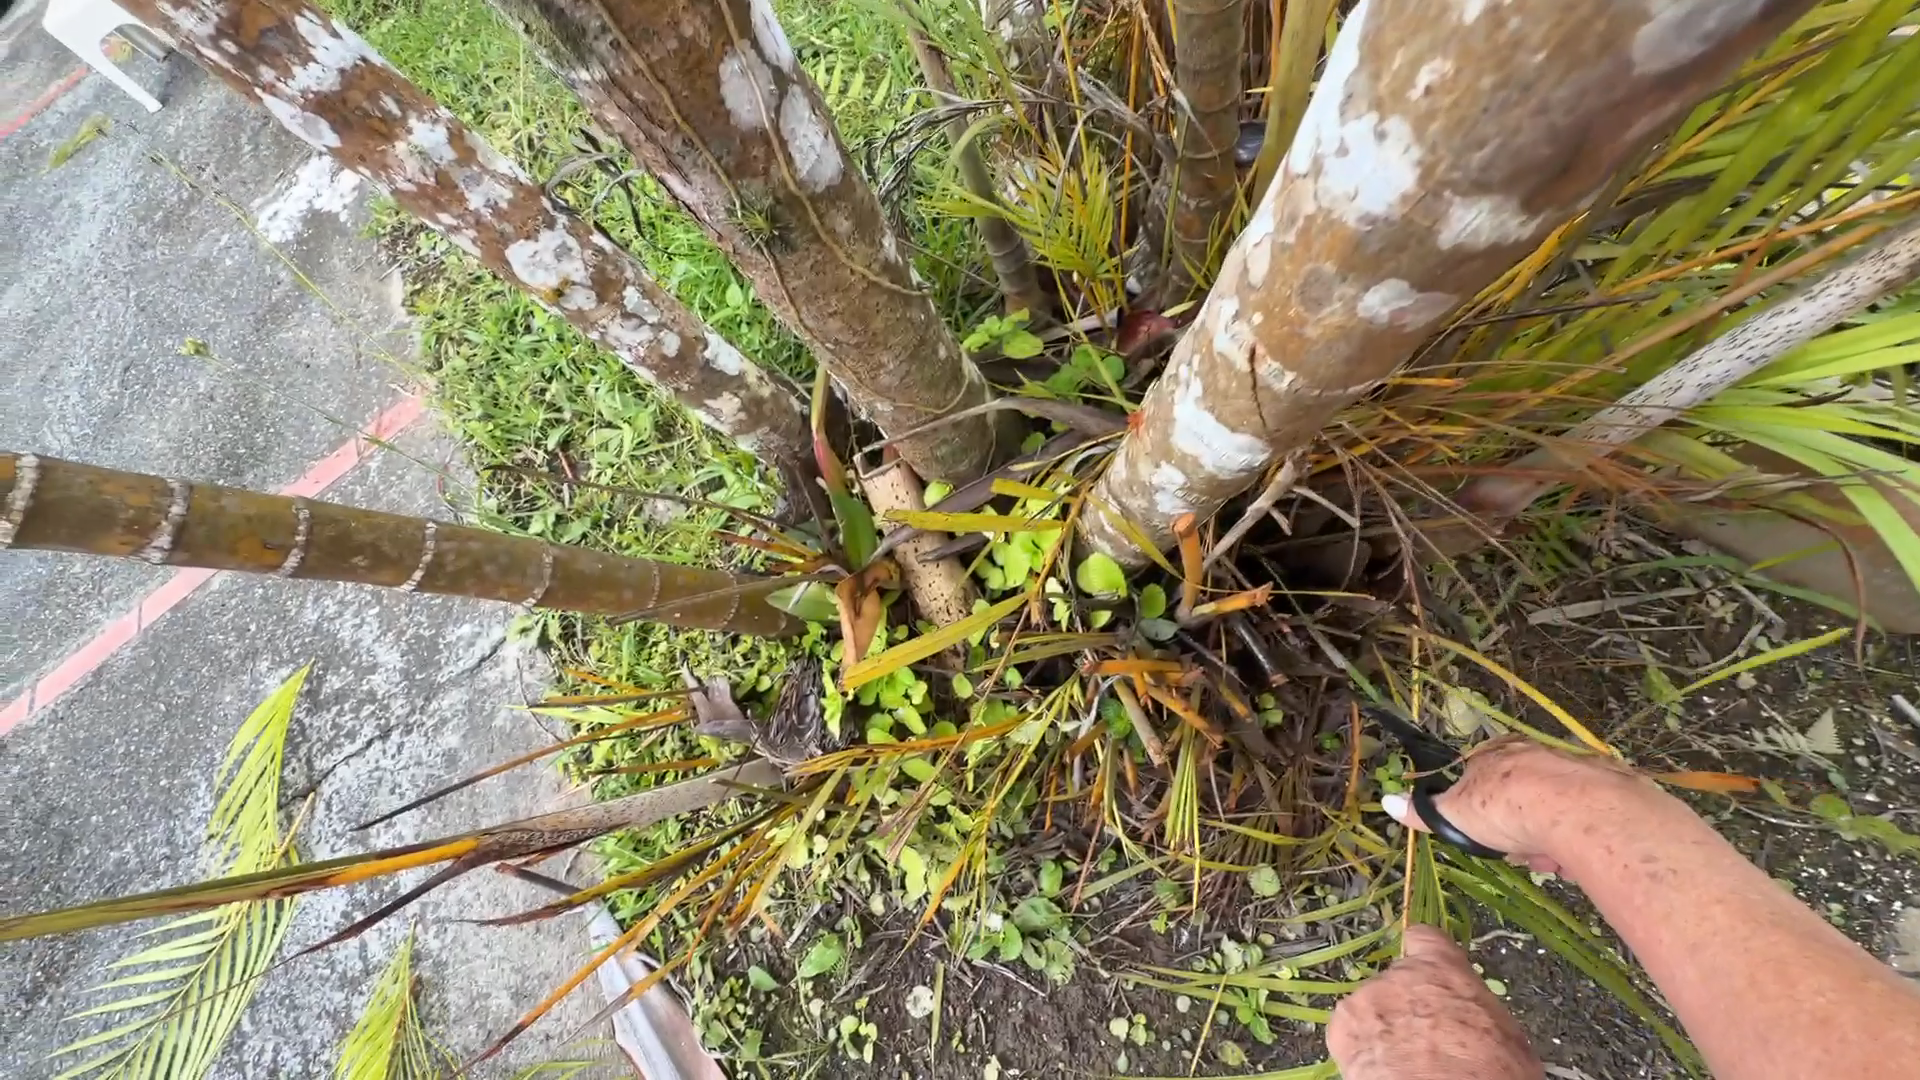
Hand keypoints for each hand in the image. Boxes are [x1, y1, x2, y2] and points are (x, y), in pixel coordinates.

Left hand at [1327, 924, 1542, 1079]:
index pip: (1427, 939)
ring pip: (1375, 1008)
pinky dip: (1364, 1049)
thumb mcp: (1509, 1042)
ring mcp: (1366, 998)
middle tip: (1431, 1043)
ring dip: (1388, 1028)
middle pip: (1401, 983)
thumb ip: (1479, 1014)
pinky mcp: (1342, 1026)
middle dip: (1412, 1007)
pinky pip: (1352, 1032)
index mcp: (1443, 971)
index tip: (1434, 975)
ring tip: (1410, 1064)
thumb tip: (1475, 1024)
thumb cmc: (1490, 1075)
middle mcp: (1400, 975)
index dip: (1429, 958)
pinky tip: (1386, 1071)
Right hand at [1381, 736, 1651, 873]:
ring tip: (1557, 864)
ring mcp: (1577, 768)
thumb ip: (1425, 812)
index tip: (1491, 837)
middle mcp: (1534, 753)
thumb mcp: (1457, 814)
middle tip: (1525, 855)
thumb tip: (1386, 802)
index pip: (1483, 780)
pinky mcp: (1617, 786)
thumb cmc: (1508, 808)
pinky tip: (1586, 858)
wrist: (1582, 811)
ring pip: (1560, 808)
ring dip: (1555, 837)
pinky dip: (1588, 835)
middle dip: (1522, 828)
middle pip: (1524, 794)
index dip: (1484, 812)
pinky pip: (1596, 814)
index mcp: (1495, 755)